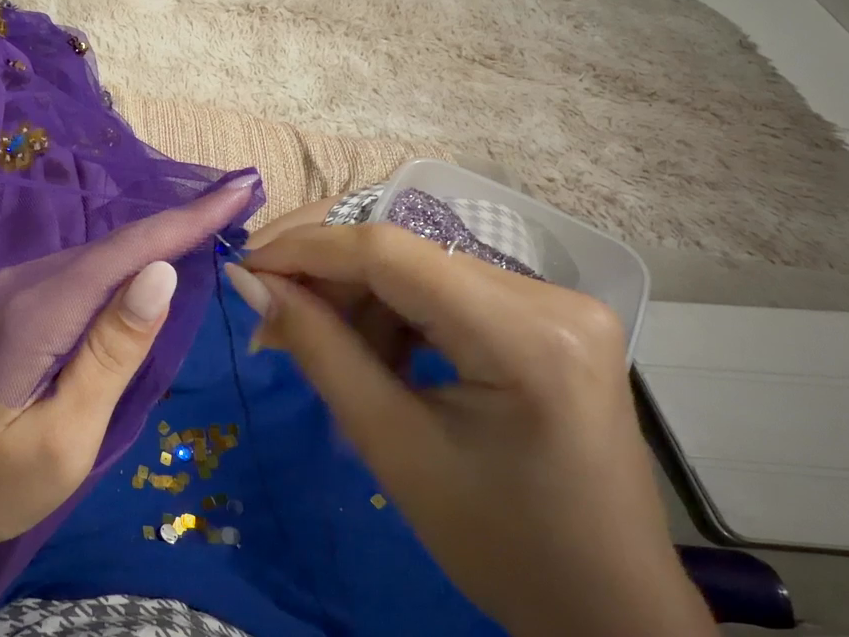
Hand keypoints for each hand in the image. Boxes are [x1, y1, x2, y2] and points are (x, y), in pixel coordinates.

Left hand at [0, 173, 256, 567]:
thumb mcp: (65, 435)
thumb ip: (113, 353)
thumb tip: (161, 273)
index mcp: (36, 310)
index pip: (125, 251)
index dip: (187, 218)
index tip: (241, 186)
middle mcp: (20, 284)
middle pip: (112, 248)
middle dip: (178, 225)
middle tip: (239, 203)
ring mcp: (9, 292)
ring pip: (95, 260)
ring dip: (151, 245)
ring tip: (210, 226)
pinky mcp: (8, 308)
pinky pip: (76, 277)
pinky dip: (120, 269)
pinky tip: (148, 269)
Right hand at [229, 211, 715, 636]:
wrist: (607, 610)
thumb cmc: (500, 544)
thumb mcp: (392, 445)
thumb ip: (318, 349)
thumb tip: (249, 283)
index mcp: (527, 333)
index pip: (389, 251)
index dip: (303, 248)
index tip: (241, 270)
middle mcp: (551, 295)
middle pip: (404, 250)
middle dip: (322, 270)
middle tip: (264, 309)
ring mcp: (555, 303)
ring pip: (417, 266)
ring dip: (352, 296)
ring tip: (312, 345)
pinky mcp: (546, 318)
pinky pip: (443, 291)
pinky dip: (390, 312)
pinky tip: (366, 353)